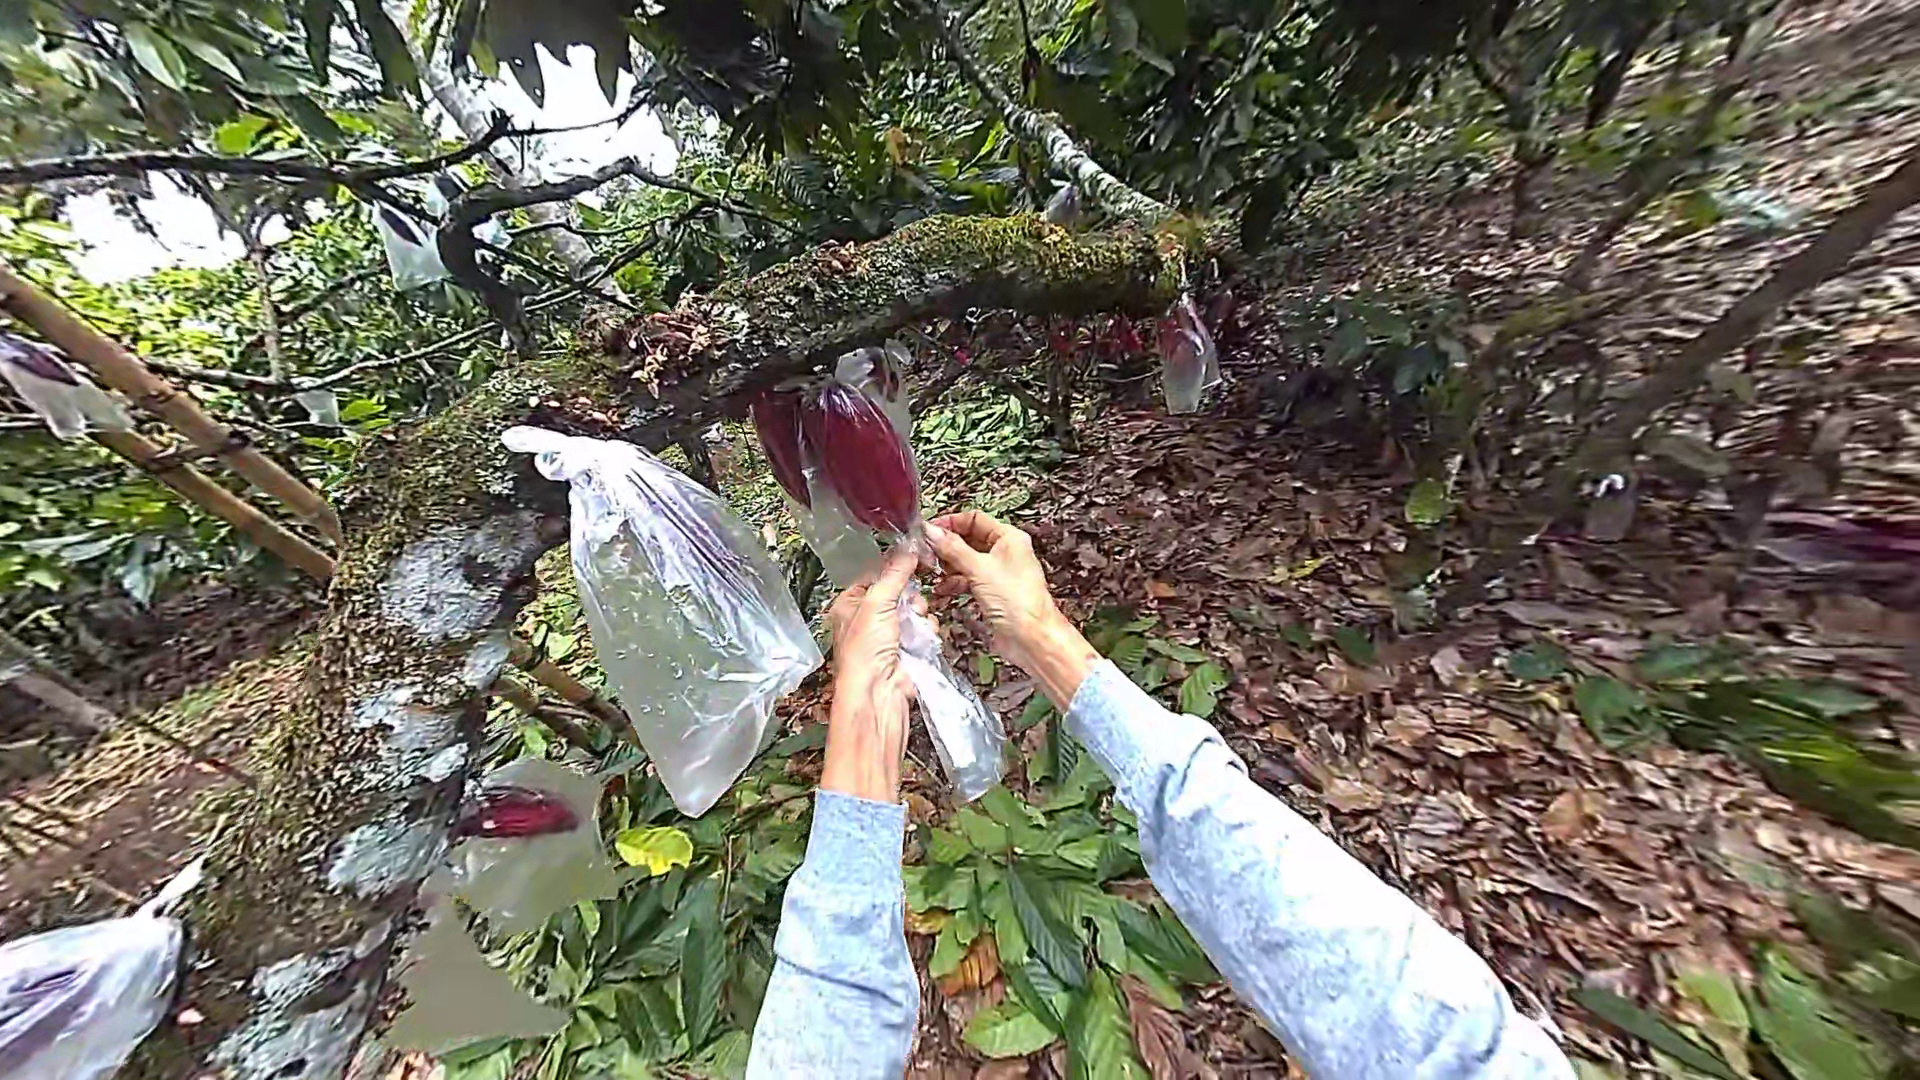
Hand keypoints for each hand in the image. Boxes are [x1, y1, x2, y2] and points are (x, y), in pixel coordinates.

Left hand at [820, 547, 919, 802]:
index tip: (914, 558)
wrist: (878, 693)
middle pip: (900, 591)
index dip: (895, 568)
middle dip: (910, 597)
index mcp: (850, 604)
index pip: (876, 575)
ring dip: (920, 615)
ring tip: (914, 627)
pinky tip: (921, 640)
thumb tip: (907, 549)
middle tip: (910, 605)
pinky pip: (925, 628)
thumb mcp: (876, 603)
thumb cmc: (865, 650)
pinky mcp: (908, 648)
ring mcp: (890, 634)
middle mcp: (868, 618)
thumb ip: (894, 574)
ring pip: (916, 609)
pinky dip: (926, 632)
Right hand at [925, 511, 1099, 707]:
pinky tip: (943, 589)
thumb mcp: (979, 568)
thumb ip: (953, 548)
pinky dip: (955, 582)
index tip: (930, 530)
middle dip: (947, 546)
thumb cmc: (1018, 602)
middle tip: (928, 552)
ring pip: (966, 561)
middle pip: (969, 539)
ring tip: (933, 571)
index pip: (975, 519)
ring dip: (949, 566)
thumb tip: (933, 531)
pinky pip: (969, 579)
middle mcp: (1005, 552)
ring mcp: (998, 573)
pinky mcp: (993, 592)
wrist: (1032, 638)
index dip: (951, 523)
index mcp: (1009, 538)